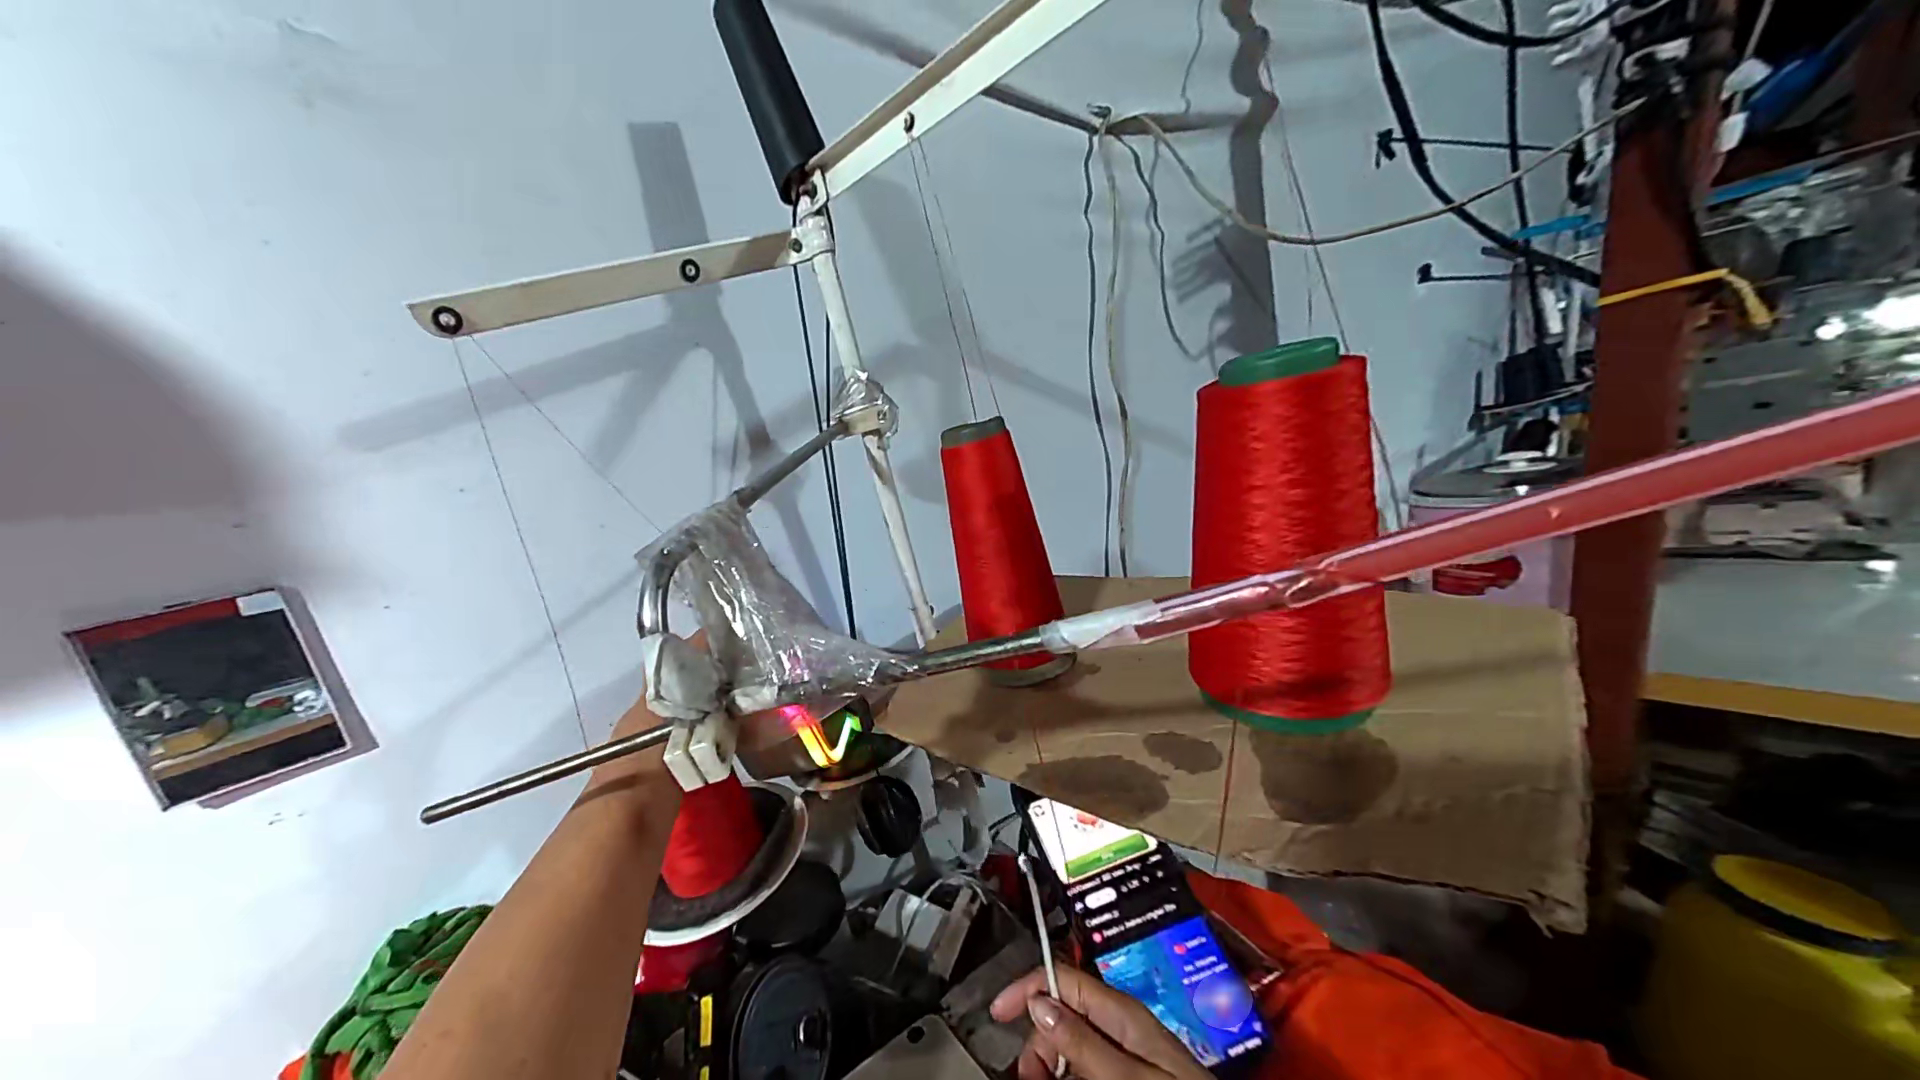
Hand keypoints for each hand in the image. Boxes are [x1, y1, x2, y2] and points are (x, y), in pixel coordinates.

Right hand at [990, 966, 1212, 1079]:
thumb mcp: (1127, 1077)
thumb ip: (1082, 1040)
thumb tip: (1039, 1001)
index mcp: (1121, 1012)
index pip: (1063, 977)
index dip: (1027, 988)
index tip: (997, 1013)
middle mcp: (1121, 1023)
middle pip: (1062, 1013)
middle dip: (1038, 1040)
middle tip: (1028, 1078)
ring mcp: (1126, 1048)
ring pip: (1071, 1042)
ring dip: (1050, 1061)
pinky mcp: (1130, 1070)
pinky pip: (1088, 1061)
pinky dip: (1069, 1071)